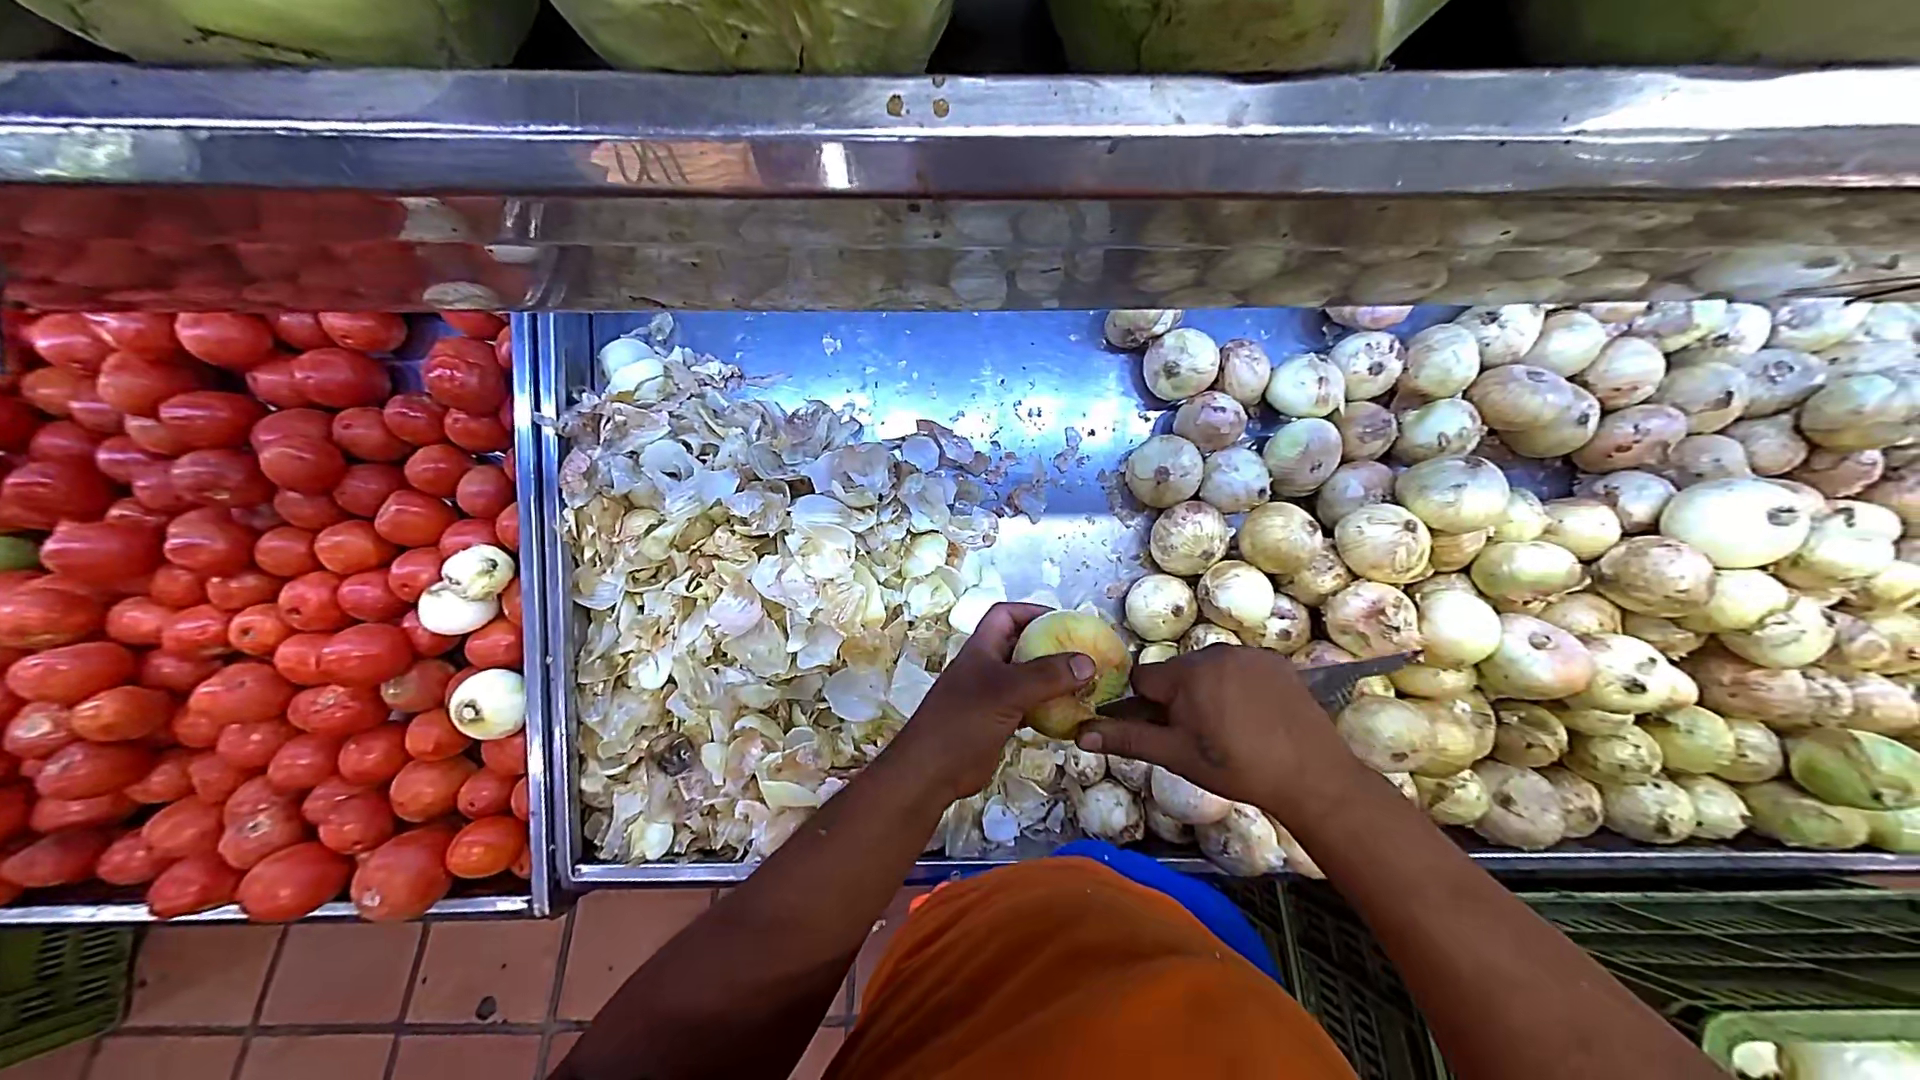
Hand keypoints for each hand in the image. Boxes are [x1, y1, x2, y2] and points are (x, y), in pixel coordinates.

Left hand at [880, 602, 1093, 802]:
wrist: (931, 770)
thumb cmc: (963, 720)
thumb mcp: (1006, 690)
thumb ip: (1046, 675)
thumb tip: (1087, 662)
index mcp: (981, 648)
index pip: (1006, 615)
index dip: (1032, 611)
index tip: (1065, 621)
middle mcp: (986, 667)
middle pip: (1021, 645)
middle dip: (1051, 646)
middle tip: (1083, 654)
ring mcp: (992, 695)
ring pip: (1028, 678)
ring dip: (1053, 679)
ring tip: (1085, 683)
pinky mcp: (998, 722)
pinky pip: (1030, 706)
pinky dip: (1049, 707)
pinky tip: (1070, 715)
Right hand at [1076, 645, 1364, 815]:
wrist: (1313, 776)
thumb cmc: (1236, 768)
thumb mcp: (1176, 755)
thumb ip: (1126, 739)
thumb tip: (1080, 734)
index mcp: (1186, 673)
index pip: (1143, 680)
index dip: (1148, 707)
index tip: (1168, 729)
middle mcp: (1214, 652)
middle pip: (1176, 673)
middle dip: (1179, 699)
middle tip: (1201, 735)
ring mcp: (1248, 653)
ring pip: (1207, 669)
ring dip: (1207, 691)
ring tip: (1231, 728)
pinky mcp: (1275, 660)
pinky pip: (1239, 667)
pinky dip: (1238, 686)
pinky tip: (1254, 715)